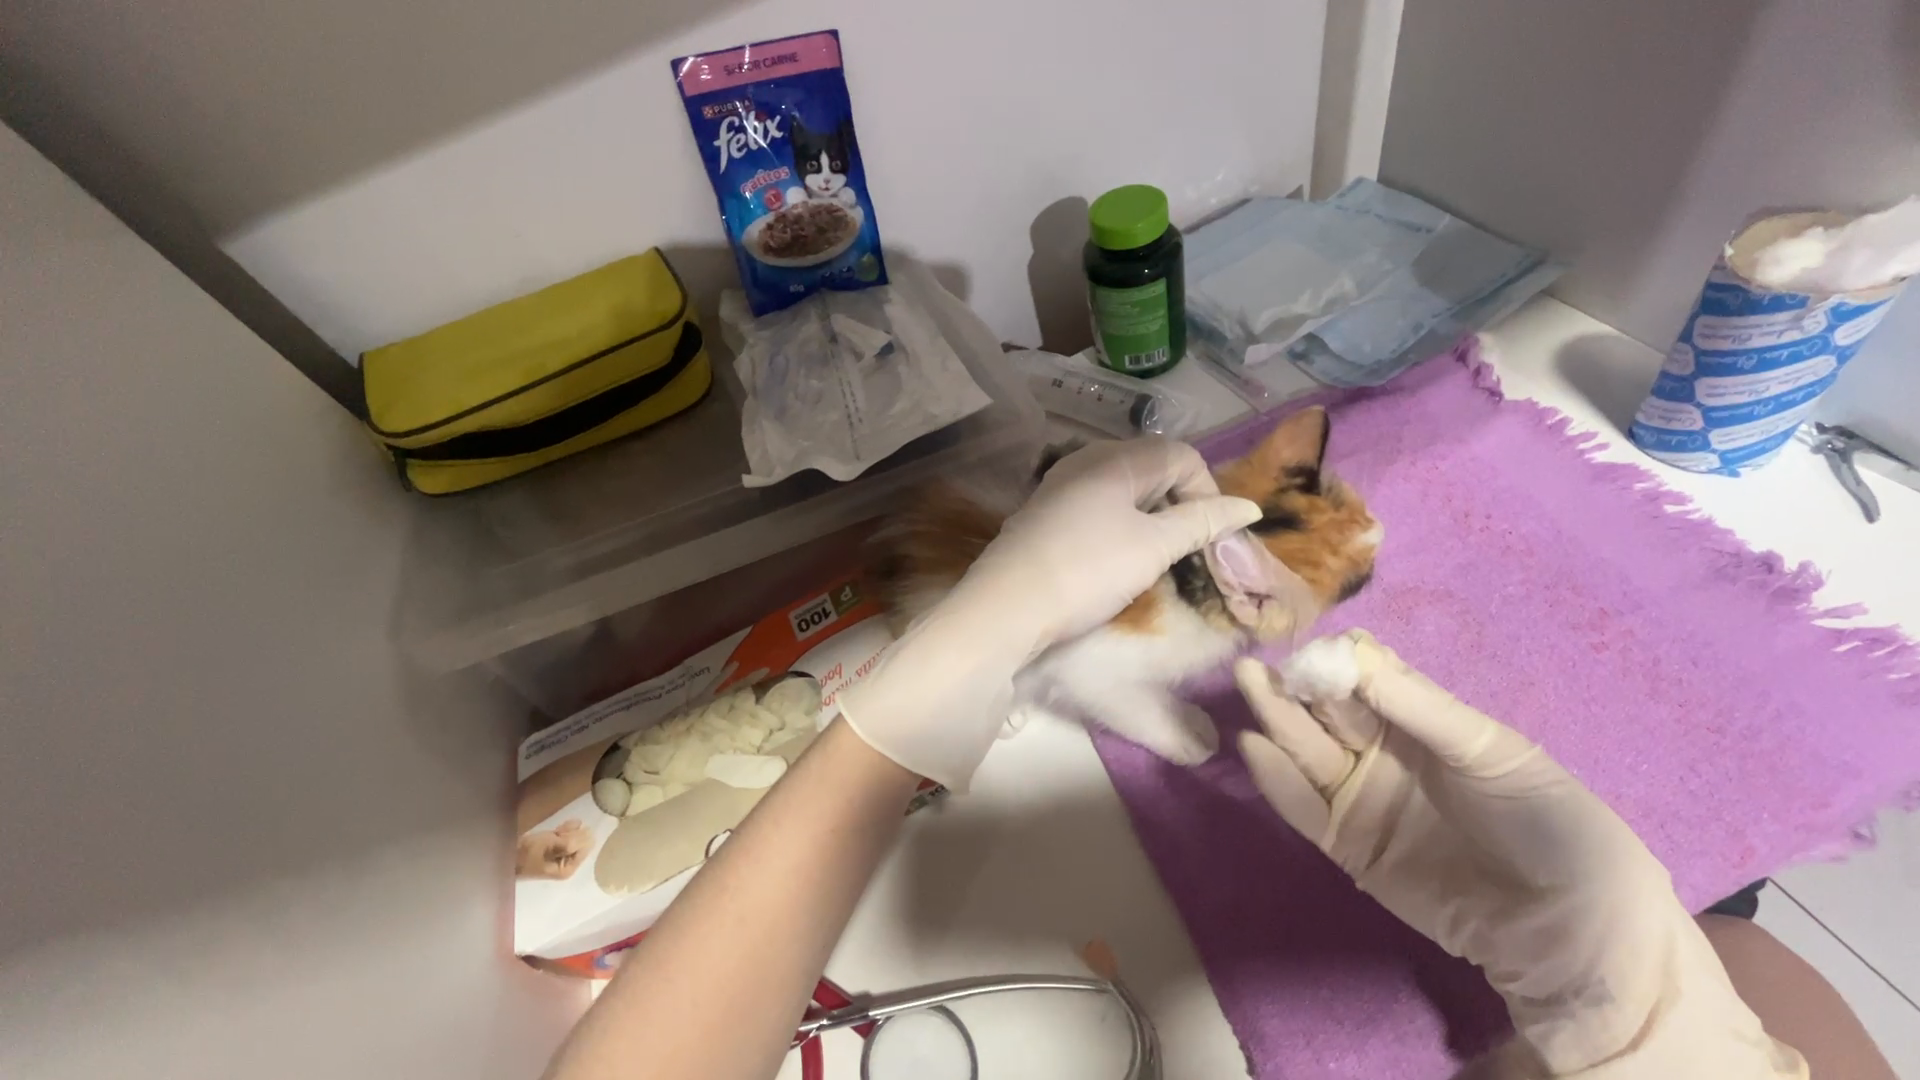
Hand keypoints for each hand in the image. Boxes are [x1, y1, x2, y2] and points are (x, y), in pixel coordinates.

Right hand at [516, 819, 594, 880]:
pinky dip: (562, 831)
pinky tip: (557, 828)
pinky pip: (564, 836)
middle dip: (571, 834)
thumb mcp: (553, 846)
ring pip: (573, 837)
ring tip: (555, 831)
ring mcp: (559, 855)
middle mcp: (566, 864)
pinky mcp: (552, 848)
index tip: (565, 834)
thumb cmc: (528, 852)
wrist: (504, 854)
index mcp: (568, 868)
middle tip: (557, 834)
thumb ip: (574, 841)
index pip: (586, 847)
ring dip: (566, 831)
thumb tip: (592, 835)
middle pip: (580, 842)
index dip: (578, 837)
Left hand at [842, 438, 1258, 790]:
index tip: (1211, 537)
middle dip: (1179, 503)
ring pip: (1123, 488)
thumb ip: (1201, 522)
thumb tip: (1248, 506)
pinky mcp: (1044, 512)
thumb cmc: (1087, 571)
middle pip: (1152, 466)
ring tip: (1155, 556)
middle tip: (1185, 548)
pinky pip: (1096, 505)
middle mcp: (1085, 459)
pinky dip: (1119, 524)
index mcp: (1115, 458)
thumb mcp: (1153, 547)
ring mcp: (1059, 485)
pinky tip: (1115, 557)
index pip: (1182, 455)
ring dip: (1150, 516)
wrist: (1005, 608)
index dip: (1207, 491)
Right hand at [1235, 632, 1803, 1077]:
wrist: (1572, 935)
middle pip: (1329, 710)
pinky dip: (1277, 780)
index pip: (1371, 678)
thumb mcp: (1494, 753)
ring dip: (1275, 718)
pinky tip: (1255, 748)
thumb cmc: (1551, 825)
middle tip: (1259, 663)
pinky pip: (1304, 807)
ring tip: (1248, 684)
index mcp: (1425, 721)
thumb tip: (1358, 656)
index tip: (1315, 646)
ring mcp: (1362, 797)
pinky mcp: (1346, 844)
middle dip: (1296, 684)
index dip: (1343, 660)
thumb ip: (1423, 709)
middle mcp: (1384, 752)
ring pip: (1307, 750)